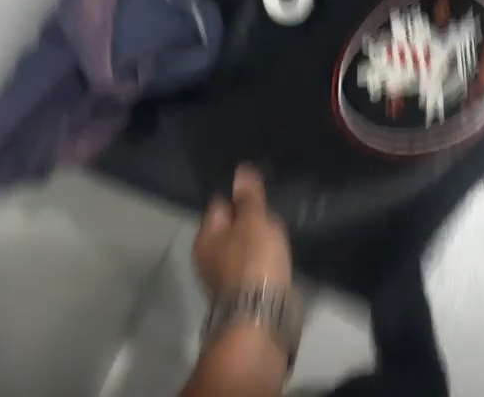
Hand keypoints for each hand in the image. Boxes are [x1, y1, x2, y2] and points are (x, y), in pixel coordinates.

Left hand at [192, 164, 291, 294]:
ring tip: (278, 231)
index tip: (258, 190)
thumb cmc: (254, 260)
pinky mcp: (242, 293)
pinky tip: (277, 255)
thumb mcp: (254, 221)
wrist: (262, 315)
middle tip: (271, 210)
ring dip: (256, 241)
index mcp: (205, 237)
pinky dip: (263, 259)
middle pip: (230, 228)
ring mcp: (224, 278)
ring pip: (242, 248)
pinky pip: (253, 265)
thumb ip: (248, 197)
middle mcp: (208, 258)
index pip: (219, 205)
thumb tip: (240, 170)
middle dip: (247, 219)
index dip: (239, 195)